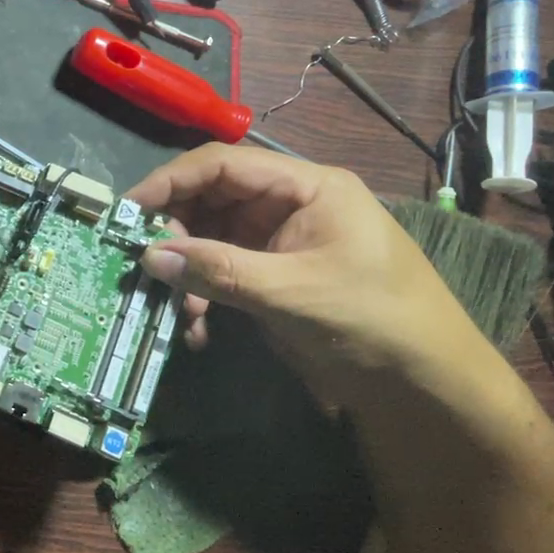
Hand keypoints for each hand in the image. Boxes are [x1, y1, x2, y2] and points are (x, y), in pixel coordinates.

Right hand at [128, 144, 478, 402]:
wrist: (425, 388)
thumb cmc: (373, 322)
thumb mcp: (292, 293)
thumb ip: (218, 270)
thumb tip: (150, 255)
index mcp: (307, 188)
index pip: (224, 165)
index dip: (171, 181)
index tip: (128, 210)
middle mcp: (287, 205)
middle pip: (211, 200)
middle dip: (175, 233)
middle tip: (146, 265)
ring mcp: (278, 241)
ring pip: (208, 239)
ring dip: (187, 273)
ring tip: (178, 310)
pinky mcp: (270, 275)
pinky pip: (219, 272)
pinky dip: (202, 296)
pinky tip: (197, 329)